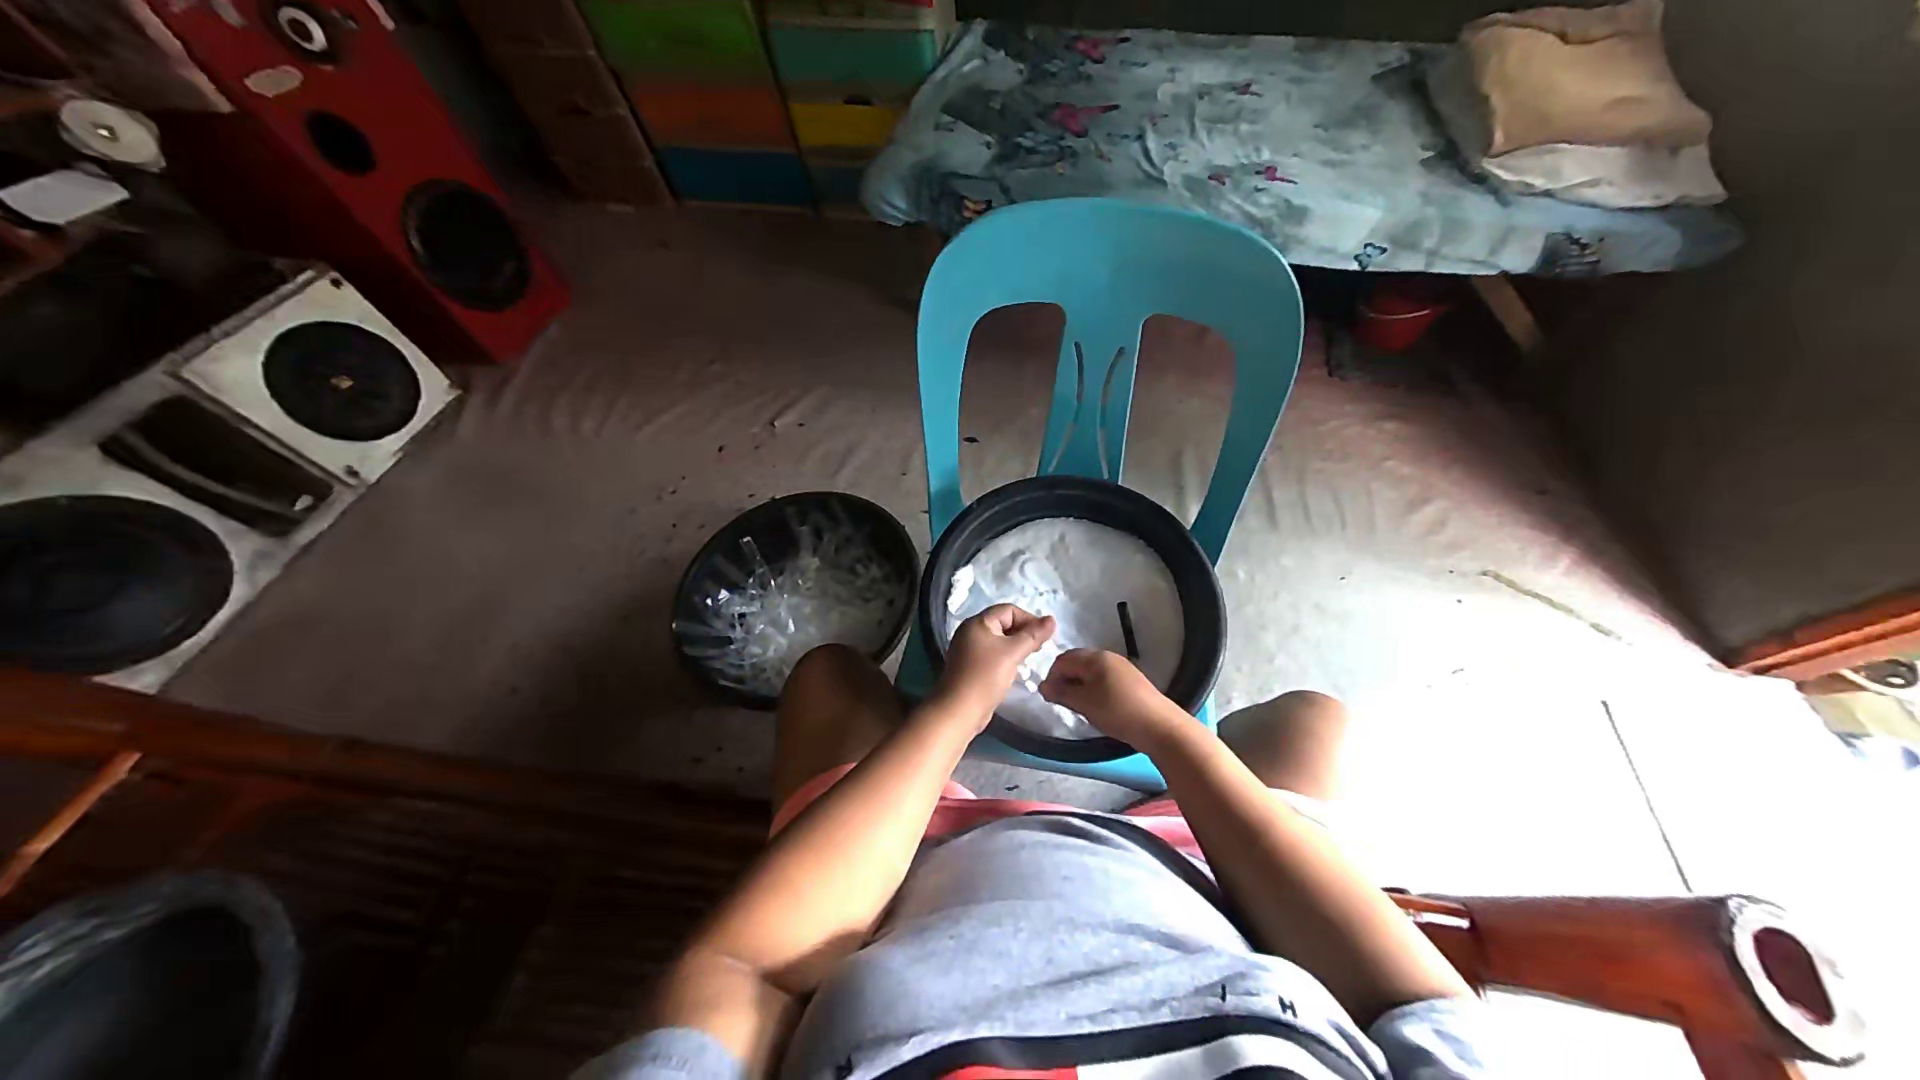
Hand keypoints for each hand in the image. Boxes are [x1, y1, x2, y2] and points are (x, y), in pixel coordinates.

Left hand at [937, 604, 1055, 716]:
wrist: (959, 710)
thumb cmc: (986, 677)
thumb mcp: (1012, 653)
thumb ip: (1033, 635)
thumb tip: (1052, 620)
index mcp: (977, 623)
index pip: (1008, 610)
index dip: (1029, 619)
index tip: (1044, 635)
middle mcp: (970, 632)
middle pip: (1003, 623)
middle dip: (1024, 632)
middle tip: (1040, 647)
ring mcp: (969, 649)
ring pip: (999, 640)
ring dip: (1017, 645)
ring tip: (1031, 657)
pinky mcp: (971, 666)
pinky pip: (993, 654)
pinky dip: (1007, 657)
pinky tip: (1016, 668)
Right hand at [1040, 649, 1188, 750]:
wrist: (1159, 726)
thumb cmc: (1116, 711)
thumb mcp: (1083, 703)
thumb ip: (1060, 693)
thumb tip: (1042, 686)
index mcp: (1094, 657)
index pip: (1062, 660)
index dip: (1052, 677)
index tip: (1050, 698)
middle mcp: (1108, 656)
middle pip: (1076, 663)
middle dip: (1065, 680)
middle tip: (1062, 702)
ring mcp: (1121, 668)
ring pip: (1090, 672)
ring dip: (1079, 686)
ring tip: (1079, 707)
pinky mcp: (1131, 681)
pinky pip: (1103, 679)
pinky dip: (1094, 690)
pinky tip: (1098, 706)